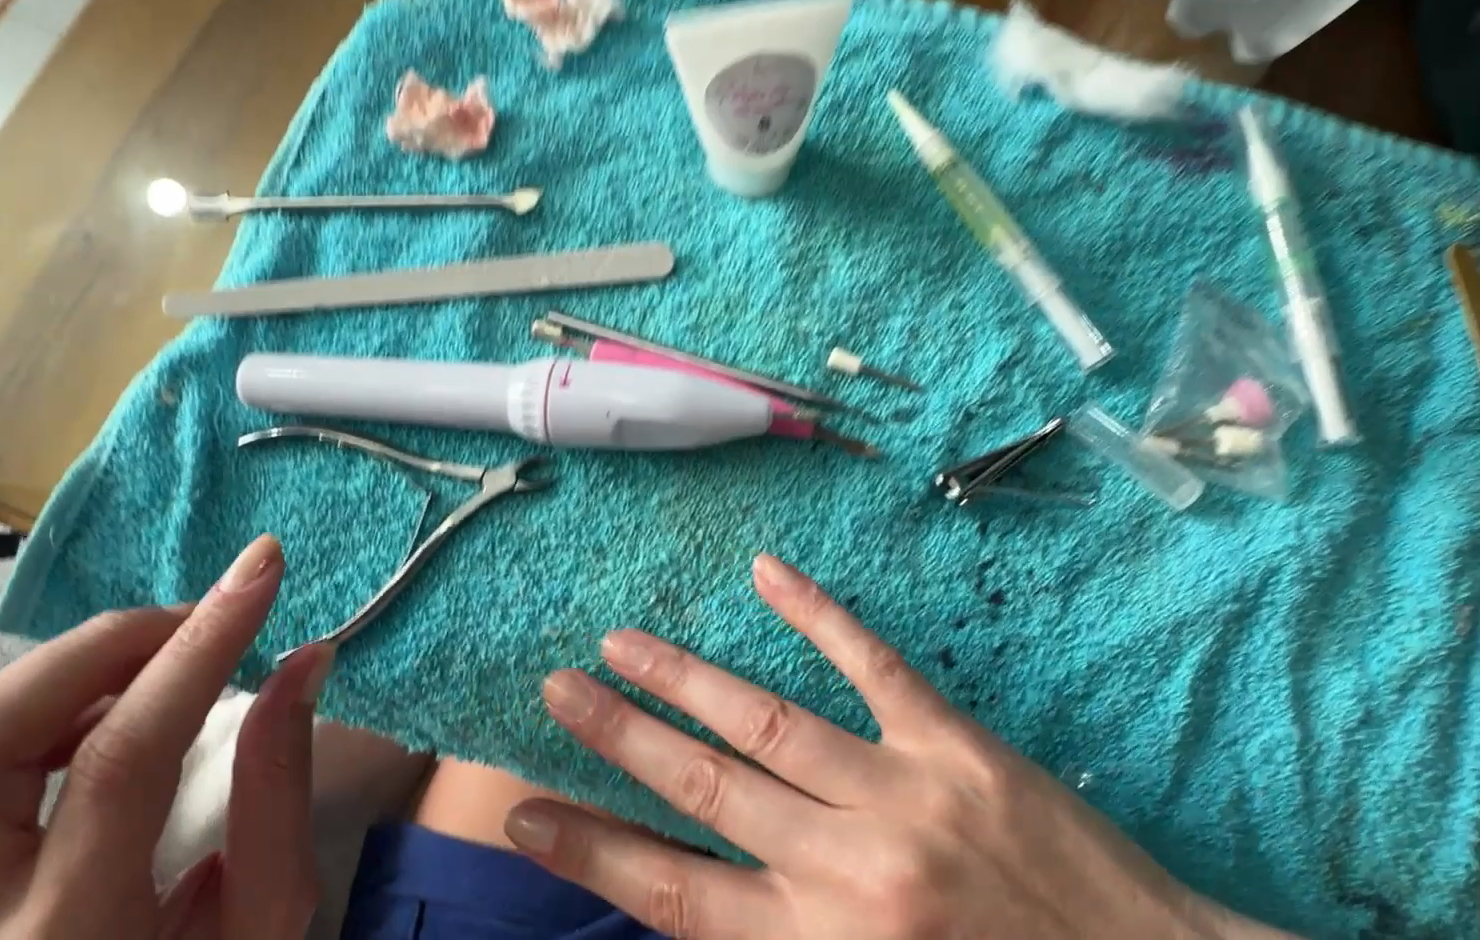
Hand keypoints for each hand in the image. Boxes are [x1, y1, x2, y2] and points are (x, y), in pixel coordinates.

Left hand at [0, 535, 332, 939]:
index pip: (121, 758)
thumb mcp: (264, 923)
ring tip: (165, 665)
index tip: (260, 570)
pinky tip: (114, 712)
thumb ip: (277, 790)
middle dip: (99, 651)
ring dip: (67, 673)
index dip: (200, 646)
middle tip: (198, 626)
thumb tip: (300, 663)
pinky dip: (46, 707)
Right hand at [505, 555, 1289, 939]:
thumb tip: (690, 906)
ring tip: (625, 643)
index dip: (592, 850)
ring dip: (690, 680)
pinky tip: (768, 573)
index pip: (676, 894)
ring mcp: (903, 792)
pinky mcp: (955, 744)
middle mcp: (851, 867)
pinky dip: (818, 616)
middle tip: (559, 687)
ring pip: (770, 723)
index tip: (525, 811)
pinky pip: (873, 666)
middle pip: (708, 791)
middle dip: (622, 739)